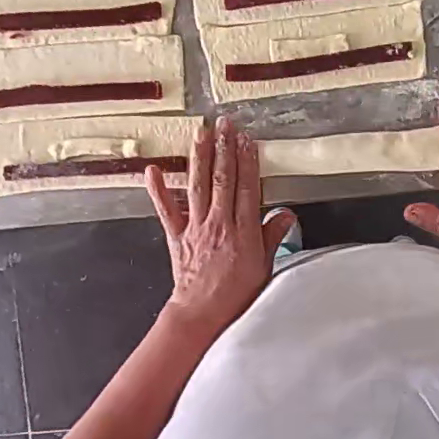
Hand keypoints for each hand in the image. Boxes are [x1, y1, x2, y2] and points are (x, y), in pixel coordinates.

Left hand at [146, 119, 296, 338]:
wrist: (203, 313)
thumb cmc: (235, 295)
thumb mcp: (264, 267)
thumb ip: (271, 237)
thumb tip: (285, 214)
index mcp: (243, 231)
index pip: (248, 188)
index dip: (247, 161)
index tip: (247, 139)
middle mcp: (219, 223)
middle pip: (223, 179)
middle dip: (224, 149)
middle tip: (225, 124)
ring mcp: (196, 228)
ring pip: (199, 186)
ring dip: (200, 157)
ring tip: (201, 133)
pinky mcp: (177, 236)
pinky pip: (167, 209)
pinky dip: (159, 190)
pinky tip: (153, 170)